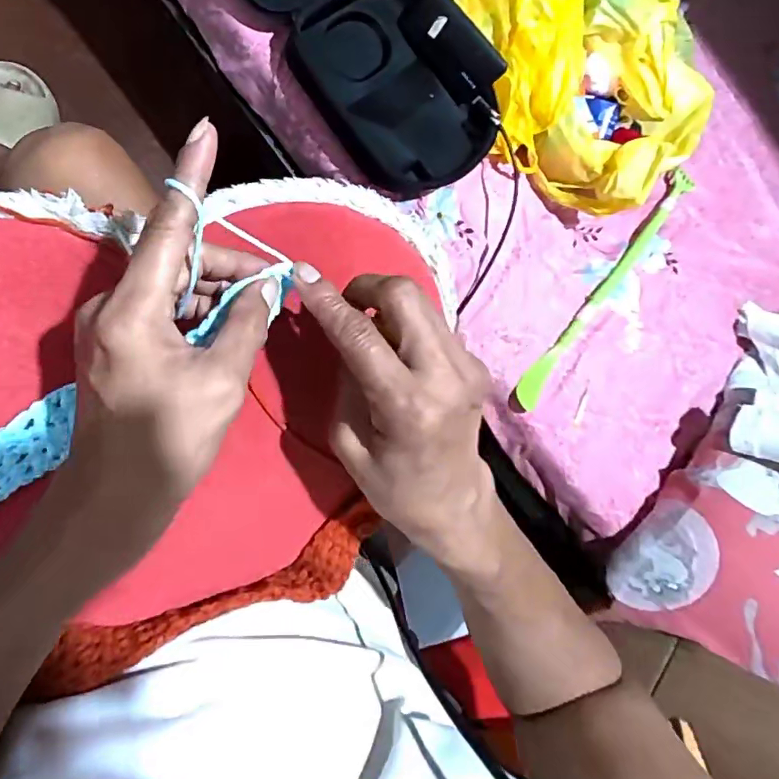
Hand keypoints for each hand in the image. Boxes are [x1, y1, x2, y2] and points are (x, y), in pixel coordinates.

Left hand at [67, 122, 275, 521]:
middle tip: (270, 290)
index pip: (169, 224)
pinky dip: (196, 312)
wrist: (109, 505)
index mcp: (132, 308)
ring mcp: (108, 323)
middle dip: (226, 265)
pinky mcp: (113, 341)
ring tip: (251, 318)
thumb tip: (264, 287)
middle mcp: (111, 304)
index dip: (189, 175)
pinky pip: (161, 308)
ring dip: (214, 291)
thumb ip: (245, 322)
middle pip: (178, 257)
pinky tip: (223, 335)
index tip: (203, 130)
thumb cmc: (166, 446)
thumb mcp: (220, 381)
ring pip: (172, 283)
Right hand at [292, 268, 500, 570]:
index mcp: (407, 404)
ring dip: (385, 302)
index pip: (361, 334)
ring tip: (368, 329)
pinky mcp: (475, 361)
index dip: (328, 301)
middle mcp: (445, 374)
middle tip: (345, 306)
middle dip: (365, 287)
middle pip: (404, 294)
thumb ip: (344, 379)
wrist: (457, 504)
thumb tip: (338, 328)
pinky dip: (405, 321)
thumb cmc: (394, 487)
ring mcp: (467, 364)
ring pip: (421, 300)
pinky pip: (431, 320)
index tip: (303, 274)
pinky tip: (396, 348)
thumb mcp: (349, 441)